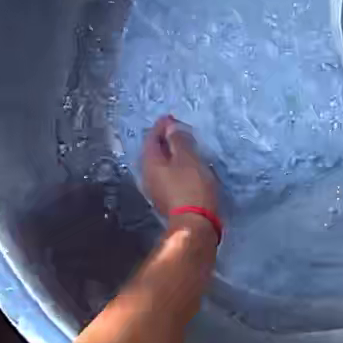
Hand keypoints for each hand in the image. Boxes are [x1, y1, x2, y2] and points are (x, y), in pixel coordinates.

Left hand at [141, 116, 220, 232]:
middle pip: (154, 152)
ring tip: (184, 149)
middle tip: (178, 131)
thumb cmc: (192, 187)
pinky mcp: (166, 200)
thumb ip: (178, 140)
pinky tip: (185, 169)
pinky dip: (175, 168)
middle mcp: (147, 176)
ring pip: (160, 166)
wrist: (195, 224)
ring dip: (170, 155)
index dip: (162, 126)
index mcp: (150, 162)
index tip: (171, 117)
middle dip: (165, 140)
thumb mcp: (188, 158)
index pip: (152, 138)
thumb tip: (170, 126)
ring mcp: (155, 190)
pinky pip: (167, 176)